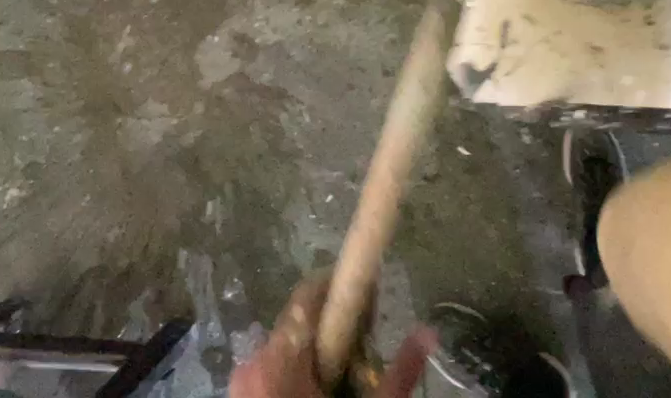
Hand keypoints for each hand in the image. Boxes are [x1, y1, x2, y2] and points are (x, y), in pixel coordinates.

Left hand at [228, 274, 436, 397]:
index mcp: (278, 361)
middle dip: (337, 323)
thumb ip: (398, 374)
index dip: (341, 284)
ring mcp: (240, 386)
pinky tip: (323, 390)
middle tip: (368, 339)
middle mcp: (252, 364)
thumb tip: (430, 332)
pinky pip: (274, 370)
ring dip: (320, 348)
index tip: (372, 294)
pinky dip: (300, 370)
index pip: (308, 295)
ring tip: (349, 370)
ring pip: (289, 346)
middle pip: (301, 321)